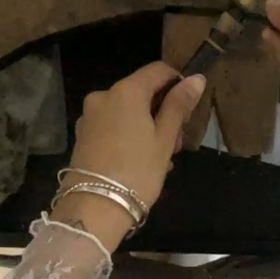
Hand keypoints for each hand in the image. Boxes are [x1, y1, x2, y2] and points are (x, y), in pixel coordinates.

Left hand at [55, 63, 204, 251]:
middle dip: (162, 111)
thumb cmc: (138, 171)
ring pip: (127, 111)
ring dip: (148, 126)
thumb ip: (178, 106)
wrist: (96, 207)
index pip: (157, 71)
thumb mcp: (164, 139)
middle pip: (141, 92)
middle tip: (176, 143)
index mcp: (126, 92)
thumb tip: (196, 78)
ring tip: (161, 158)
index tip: (189, 107)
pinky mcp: (83, 135)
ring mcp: (89, 116)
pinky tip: (140, 161)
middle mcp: (103, 96)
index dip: (178, 83)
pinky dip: (130, 135)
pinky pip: (113, 126)